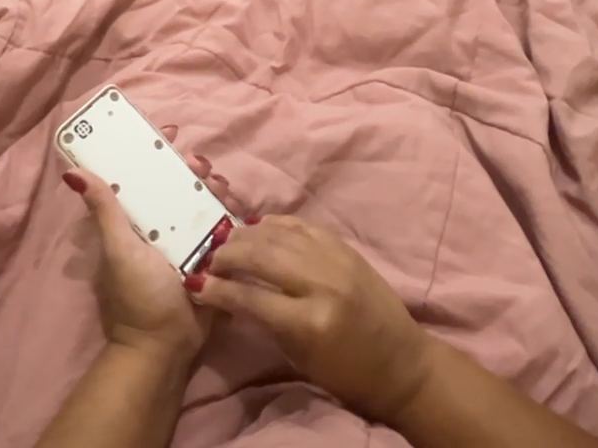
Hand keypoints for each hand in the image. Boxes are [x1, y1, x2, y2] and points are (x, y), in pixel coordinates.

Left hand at [62, 127, 233, 364]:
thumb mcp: (119, 249)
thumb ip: (105, 211)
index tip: (171, 134)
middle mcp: (159, 224)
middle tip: (200, 165)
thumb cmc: (137, 296)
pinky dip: (228, 208)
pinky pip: (221, 222)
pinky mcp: (209, 254)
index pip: (143, 174)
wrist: (165, 347)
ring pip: (201, 197)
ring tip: (219, 185)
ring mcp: (186, 238)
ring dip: (212, 184)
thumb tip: (73, 171)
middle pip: (177, 181)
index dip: (155, 150)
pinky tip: (234, 204)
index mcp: (134, 219)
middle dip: (191, 166)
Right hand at [190, 216, 435, 423]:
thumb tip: (227, 293)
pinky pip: (301, 225)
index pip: (251, 297)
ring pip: (279, 234)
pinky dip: (275, 224)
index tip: (195, 283)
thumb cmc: (347, 372)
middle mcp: (322, 282)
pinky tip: (258, 227)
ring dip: (247, 234)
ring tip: (227, 240)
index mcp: (310, 321)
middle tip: (208, 258)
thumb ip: (263, 321)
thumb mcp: (299, 356)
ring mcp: (336, 259)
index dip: (218, 289)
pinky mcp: (345, 246)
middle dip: (228, 254)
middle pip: (262, 255)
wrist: (402, 362)